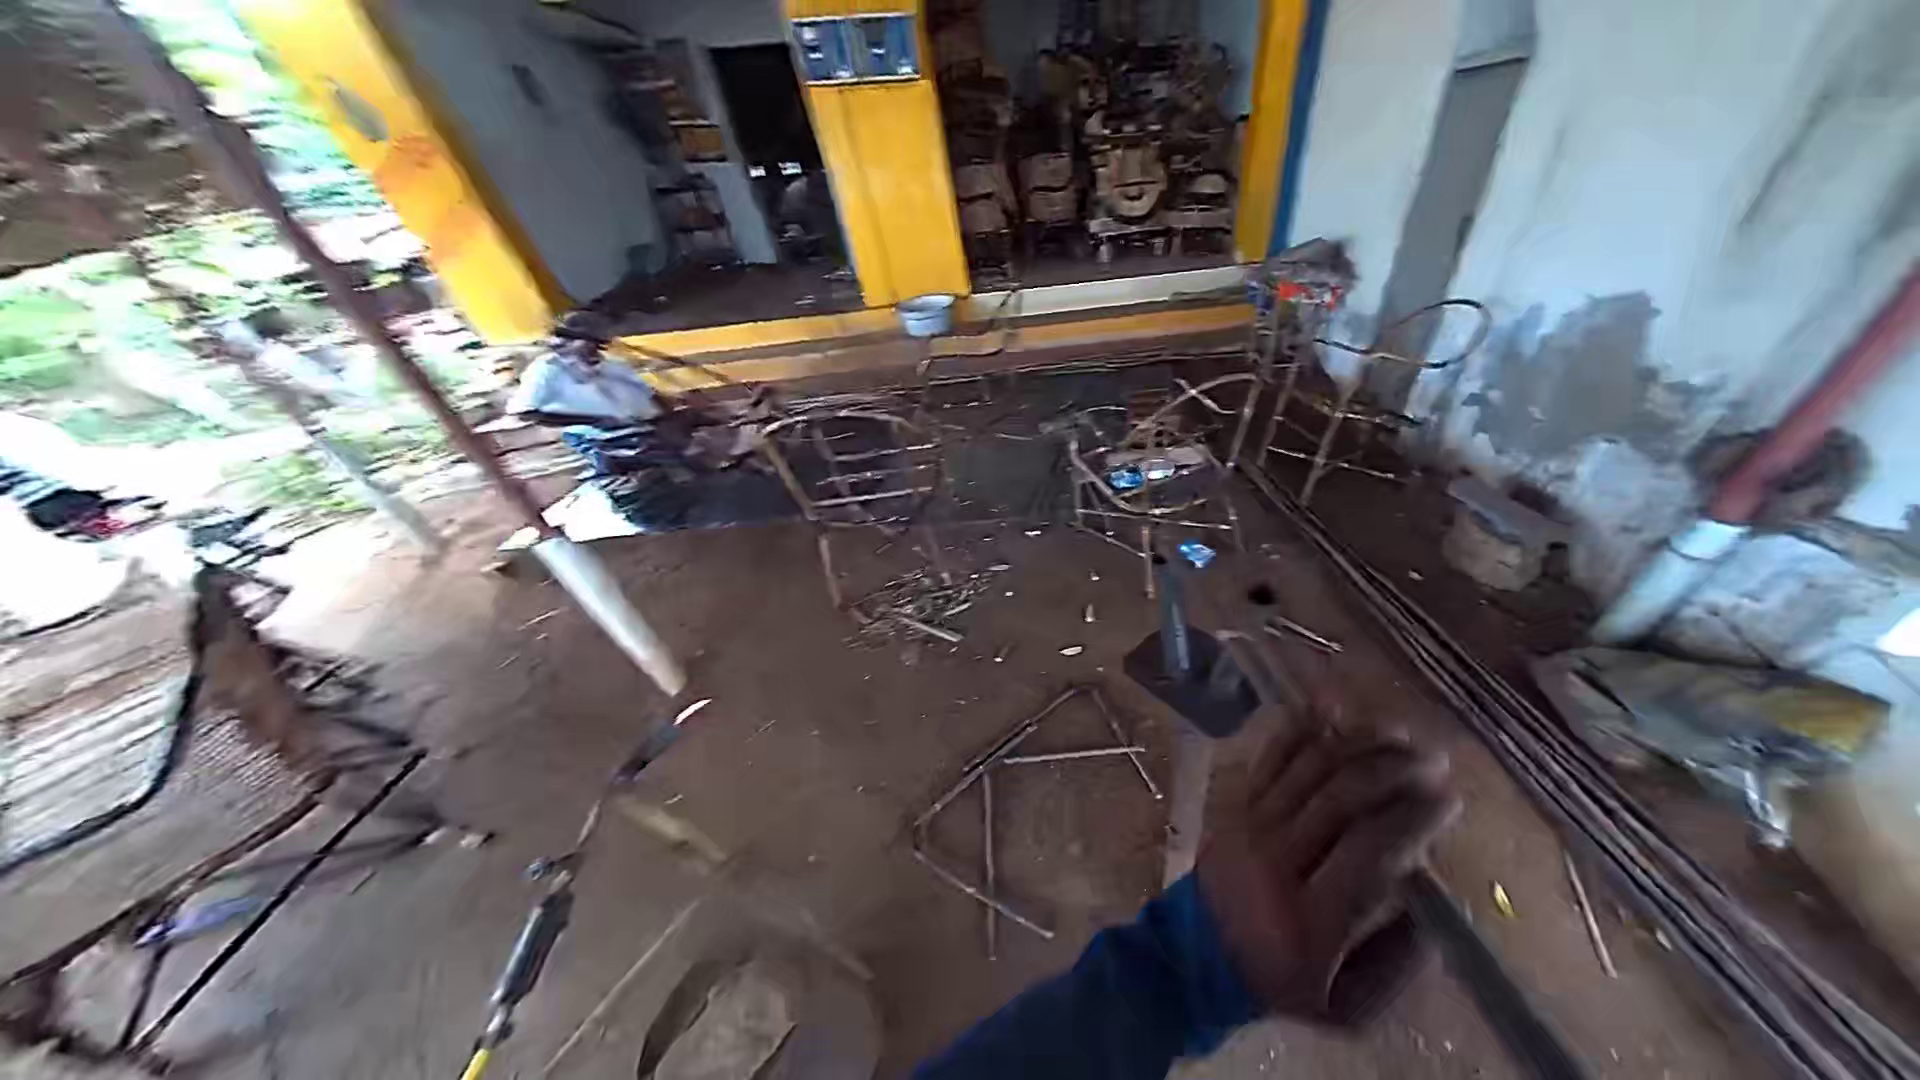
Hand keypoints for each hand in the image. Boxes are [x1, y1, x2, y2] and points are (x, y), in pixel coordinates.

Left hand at [1197, 723, 1458, 1026]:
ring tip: (1397, 732)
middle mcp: (1278, 857)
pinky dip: (1298, 731)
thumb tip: (1428, 898)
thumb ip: (1398, 963)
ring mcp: (1251, 823)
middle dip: (1392, 770)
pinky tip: (1326, 708)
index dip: (1412, 817)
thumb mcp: (1350, 1007)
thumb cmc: (1282, 980)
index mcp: (1312, 915)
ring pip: (1305, 769)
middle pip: (1338, 797)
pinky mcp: (1237, 805)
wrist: (1199, 951)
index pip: (1369, 849)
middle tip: (1435, 759)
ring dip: (1354, 744)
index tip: (1451, 798)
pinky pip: (1268, 760)